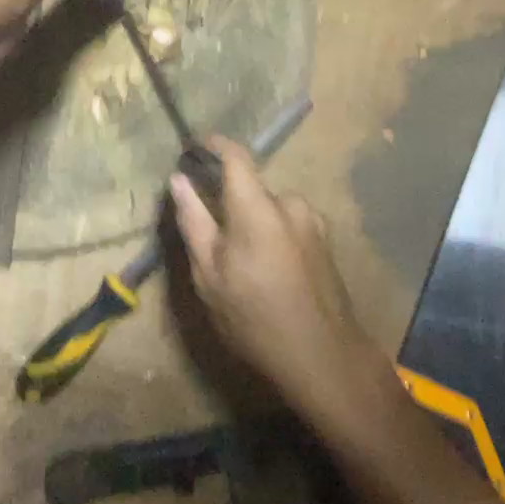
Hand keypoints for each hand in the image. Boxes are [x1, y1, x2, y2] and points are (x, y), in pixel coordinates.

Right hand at [170, 139, 376, 407]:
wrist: (324, 359)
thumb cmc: (255, 317)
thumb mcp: (209, 275)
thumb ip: (193, 221)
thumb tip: (178, 180)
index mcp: (258, 207)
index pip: (235, 156)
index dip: (214, 144)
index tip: (194, 147)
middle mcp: (290, 205)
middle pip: (251, 188)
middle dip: (228, 201)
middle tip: (208, 234)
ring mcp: (313, 223)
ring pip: (270, 209)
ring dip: (252, 222)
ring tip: (238, 263)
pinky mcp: (325, 243)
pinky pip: (288, 225)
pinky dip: (270, 236)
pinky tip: (265, 272)